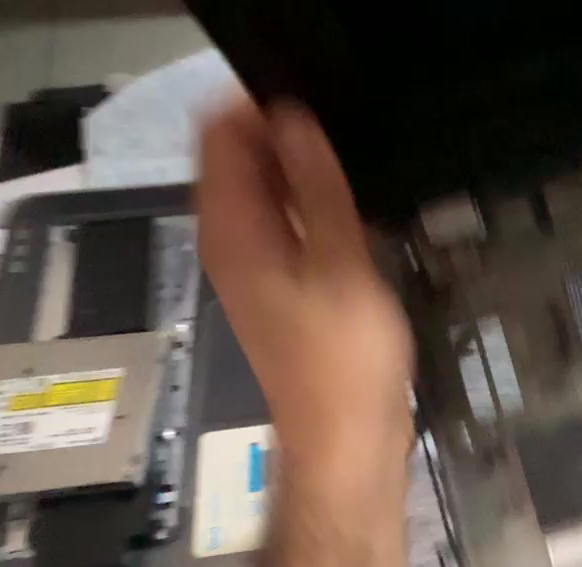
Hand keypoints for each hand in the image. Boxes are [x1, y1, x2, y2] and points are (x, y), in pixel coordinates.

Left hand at [197, 98, 413, 474]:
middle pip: (240, 164)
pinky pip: (288, 235)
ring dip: (306, 183)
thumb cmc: (345, 360)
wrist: (346, 442)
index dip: (264, 109)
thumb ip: (319, 190)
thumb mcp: (343, 268)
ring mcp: (255, 273)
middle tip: (352, 146)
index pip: (220, 133)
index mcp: (231, 230)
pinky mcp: (283, 298)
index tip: (326, 112)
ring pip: (269, 200)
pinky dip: (316, 219)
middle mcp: (230, 244)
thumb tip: (294, 119)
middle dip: (288, 142)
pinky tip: (358, 227)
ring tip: (361, 182)